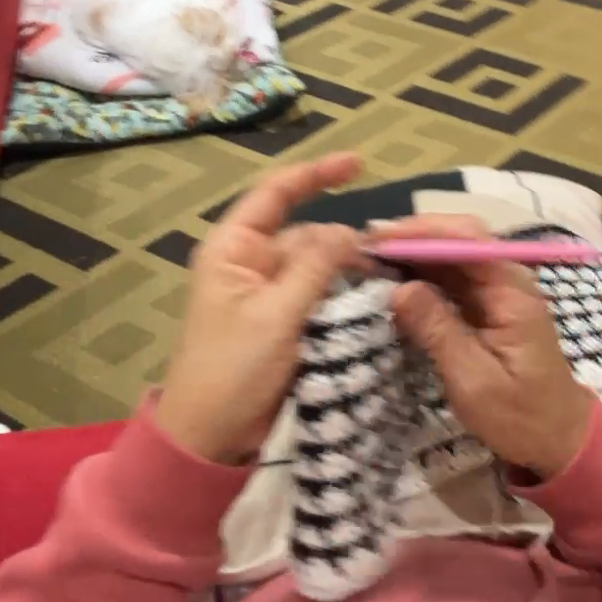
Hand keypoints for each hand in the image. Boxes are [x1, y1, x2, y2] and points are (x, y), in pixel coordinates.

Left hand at [154, 154, 364, 463]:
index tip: (359, 163)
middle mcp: (251, 261)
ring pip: (317, 264)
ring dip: (347, 268)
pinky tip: (373, 296)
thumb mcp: (275, 315)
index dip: (316, 173)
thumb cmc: (232, 370)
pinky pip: (319, 293)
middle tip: (389, 253)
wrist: (212, 438)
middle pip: (305, 232)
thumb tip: (349, 228)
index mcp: (234, 248)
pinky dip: (342, 293)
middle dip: (343, 239)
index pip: (275, 194)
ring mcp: (268, 292)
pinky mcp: (284, 320)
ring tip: (387, 275)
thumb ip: (314, 267)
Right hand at [377, 216, 594, 480]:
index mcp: (512, 290)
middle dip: (412, 238)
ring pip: (450, 256)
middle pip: (457, 239)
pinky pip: (450, 278)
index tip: (381, 239)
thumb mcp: (474, 380)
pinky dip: (421, 275)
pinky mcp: (484, 305)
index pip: (467, 239)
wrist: (556, 438)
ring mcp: (495, 291)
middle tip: (365, 246)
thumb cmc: (520, 415)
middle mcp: (506, 279)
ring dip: (412, 254)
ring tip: (369, 258)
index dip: (423, 233)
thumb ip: (439, 331)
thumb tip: (400, 289)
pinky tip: (392, 280)